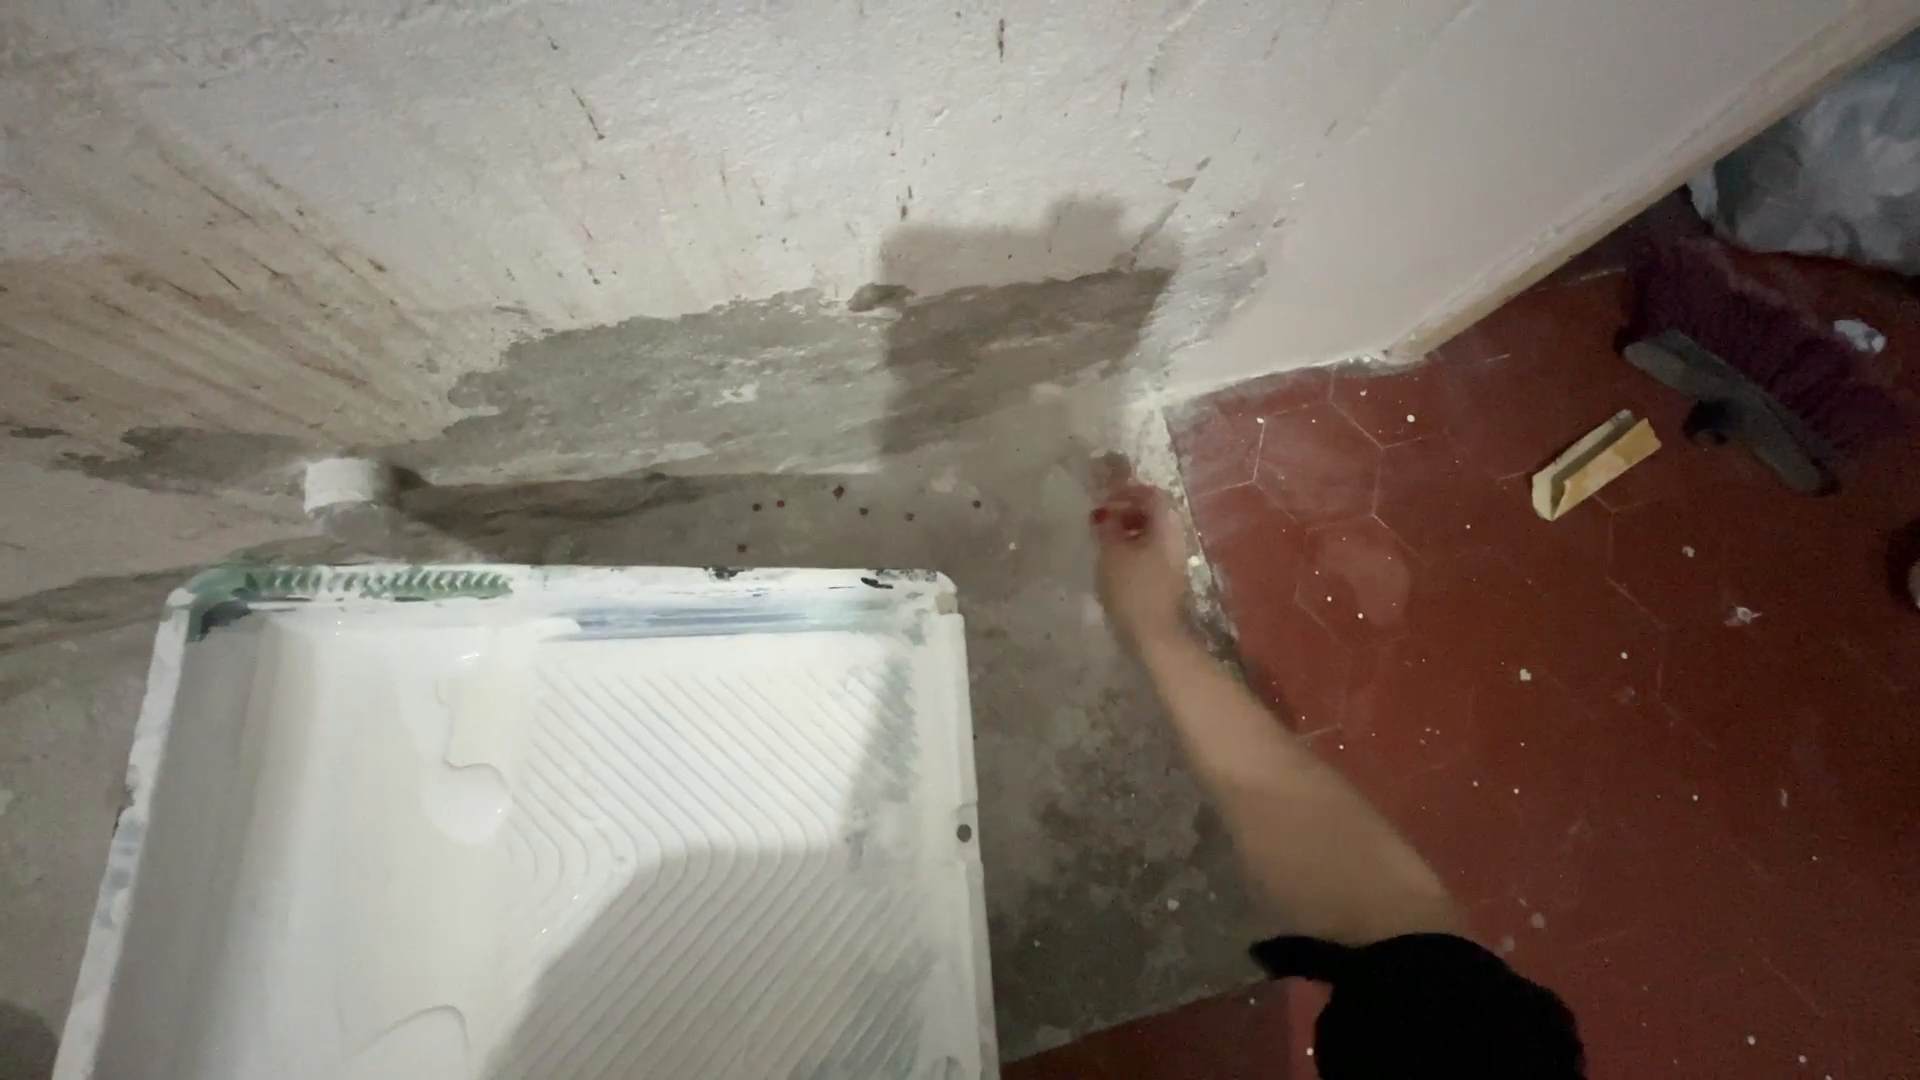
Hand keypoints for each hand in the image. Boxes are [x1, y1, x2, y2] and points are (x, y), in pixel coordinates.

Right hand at [1090, 458, 1190, 648]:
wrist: (1154, 635)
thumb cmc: (1132, 589)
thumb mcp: (1112, 553)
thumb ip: (1108, 528)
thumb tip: (1105, 514)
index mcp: (1166, 527)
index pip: (1153, 494)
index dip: (1129, 491)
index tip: (1105, 499)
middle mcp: (1175, 539)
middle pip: (1155, 513)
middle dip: (1127, 510)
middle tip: (1102, 519)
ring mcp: (1173, 560)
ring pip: (1151, 533)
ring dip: (1128, 530)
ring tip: (1104, 540)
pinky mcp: (1166, 578)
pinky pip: (1150, 551)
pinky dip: (1132, 547)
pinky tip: (1114, 561)